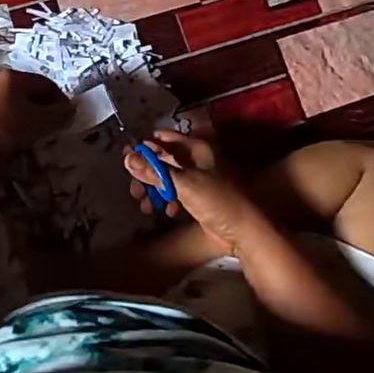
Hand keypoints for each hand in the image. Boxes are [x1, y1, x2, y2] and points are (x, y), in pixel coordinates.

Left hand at [0, 69, 71, 155]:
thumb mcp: (37, 120)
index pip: (46, 83)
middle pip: (32, 96)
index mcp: (14, 77)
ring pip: (20, 111)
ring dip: (34, 124)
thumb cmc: (4, 127)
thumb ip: (58, 114)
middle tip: (58, 130)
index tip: (70, 118)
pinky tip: (22, 145)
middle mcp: (0, 86)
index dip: (61, 99)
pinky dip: (19, 132)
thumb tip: (75, 108)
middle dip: (47, 112)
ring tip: (42, 140)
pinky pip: (9, 123)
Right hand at [124, 130, 263, 253]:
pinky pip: (175, 194)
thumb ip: (155, 170)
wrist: (246, 233)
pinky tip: (164, 212)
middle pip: (162, 160)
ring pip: (167, 178)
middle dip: (146, 174)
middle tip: (134, 189)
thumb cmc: (218, 200)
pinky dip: (167, 201)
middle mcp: (195, 160)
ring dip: (154, 190)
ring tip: (145, 206)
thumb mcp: (183, 183)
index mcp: (196, 148)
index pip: (163, 139)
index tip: (128, 159)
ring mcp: (197, 179)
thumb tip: (127, 157)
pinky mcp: (198, 198)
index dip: (145, 147)